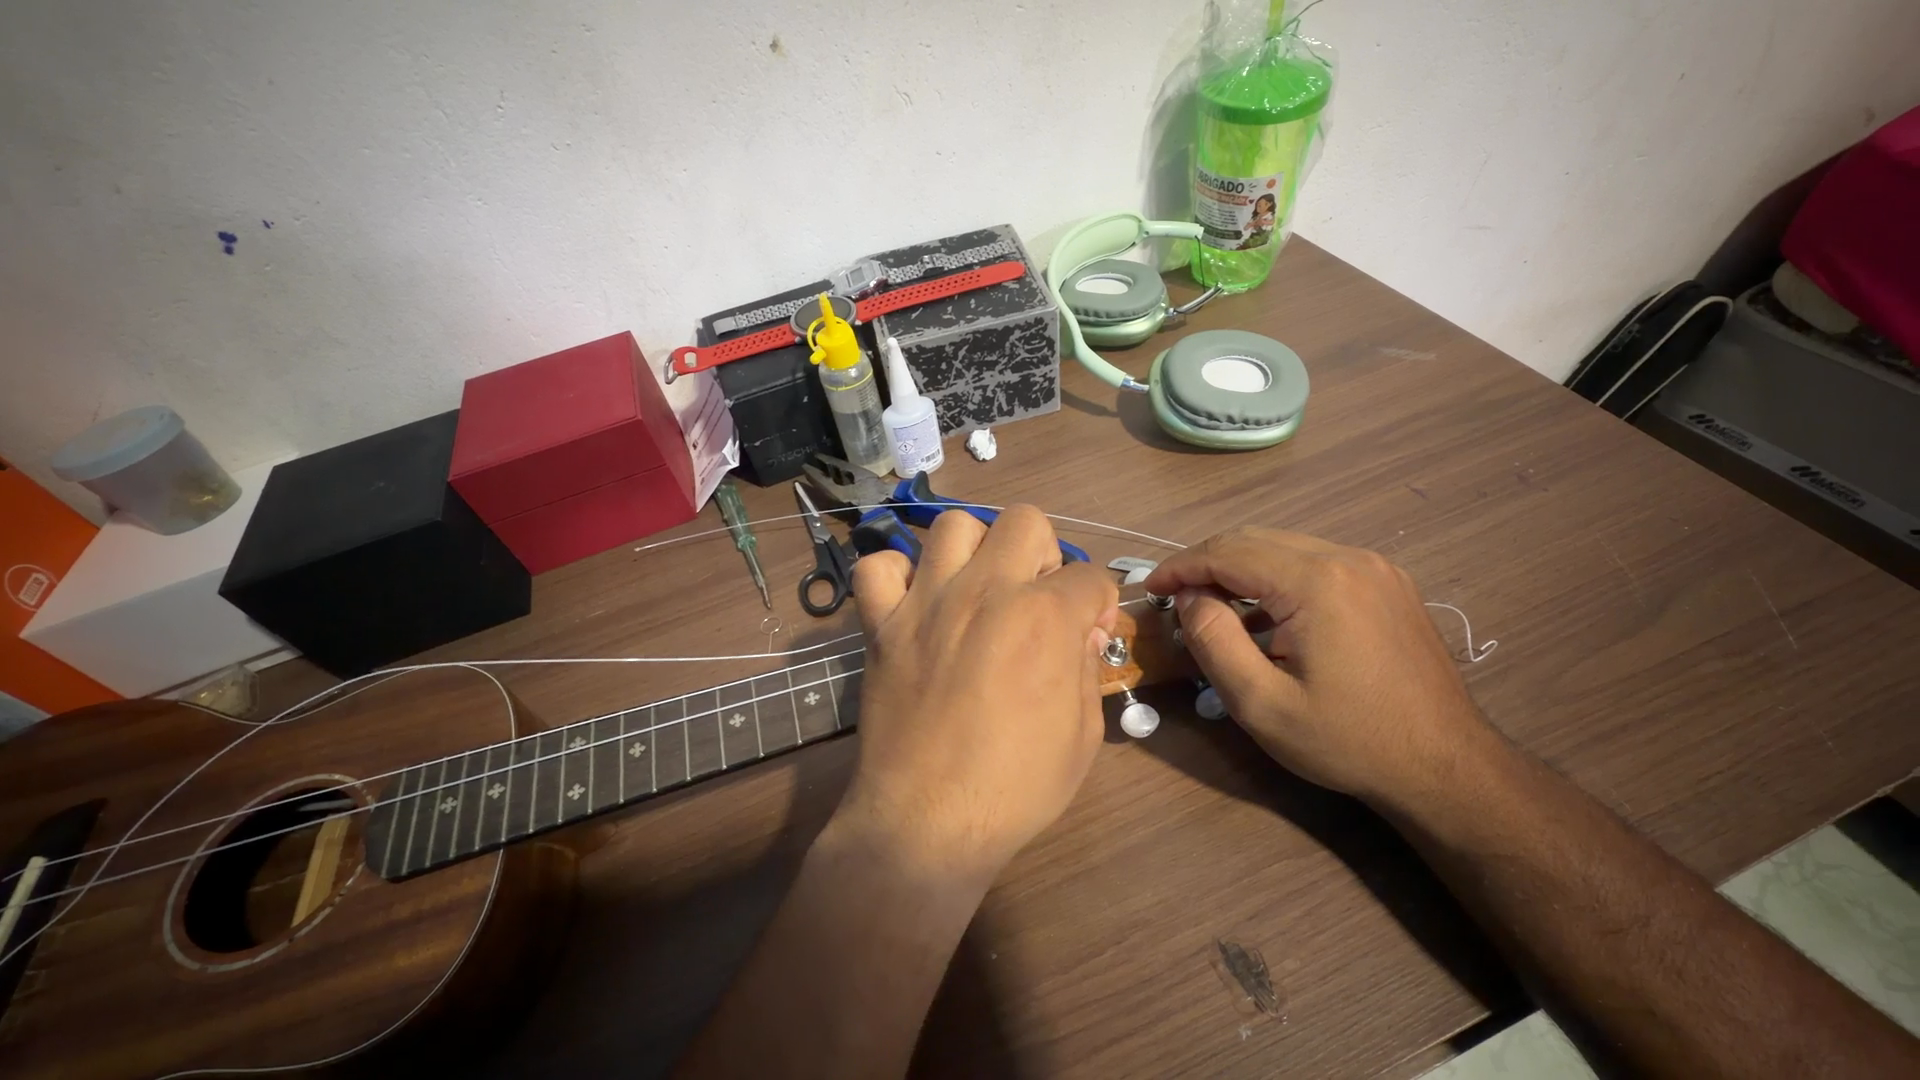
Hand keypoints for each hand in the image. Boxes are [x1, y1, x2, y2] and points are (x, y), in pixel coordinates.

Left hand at [840, 506, 1119, 884]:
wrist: (927, 822)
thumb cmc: (1016, 788)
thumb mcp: (1082, 735)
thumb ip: (1087, 667)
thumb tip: (1084, 629)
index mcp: (1044, 617)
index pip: (1089, 575)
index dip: (1098, 600)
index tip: (1090, 628)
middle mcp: (985, 591)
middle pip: (1025, 521)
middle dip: (1045, 553)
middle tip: (1038, 598)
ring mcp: (926, 602)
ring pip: (953, 525)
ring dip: (976, 549)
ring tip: (979, 589)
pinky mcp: (881, 624)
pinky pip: (879, 567)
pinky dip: (897, 574)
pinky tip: (915, 602)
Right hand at [1142, 527, 1489, 803]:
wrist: (1445, 767)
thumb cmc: (1347, 741)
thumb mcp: (1261, 703)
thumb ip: (1214, 640)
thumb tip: (1190, 597)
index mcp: (1317, 581)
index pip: (1228, 551)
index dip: (1180, 566)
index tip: (1149, 589)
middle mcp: (1348, 558)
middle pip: (1255, 540)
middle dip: (1207, 564)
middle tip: (1175, 599)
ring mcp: (1375, 567)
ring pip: (1286, 547)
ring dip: (1242, 570)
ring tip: (1213, 608)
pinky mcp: (1389, 584)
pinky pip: (1316, 562)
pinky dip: (1278, 578)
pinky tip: (1267, 615)